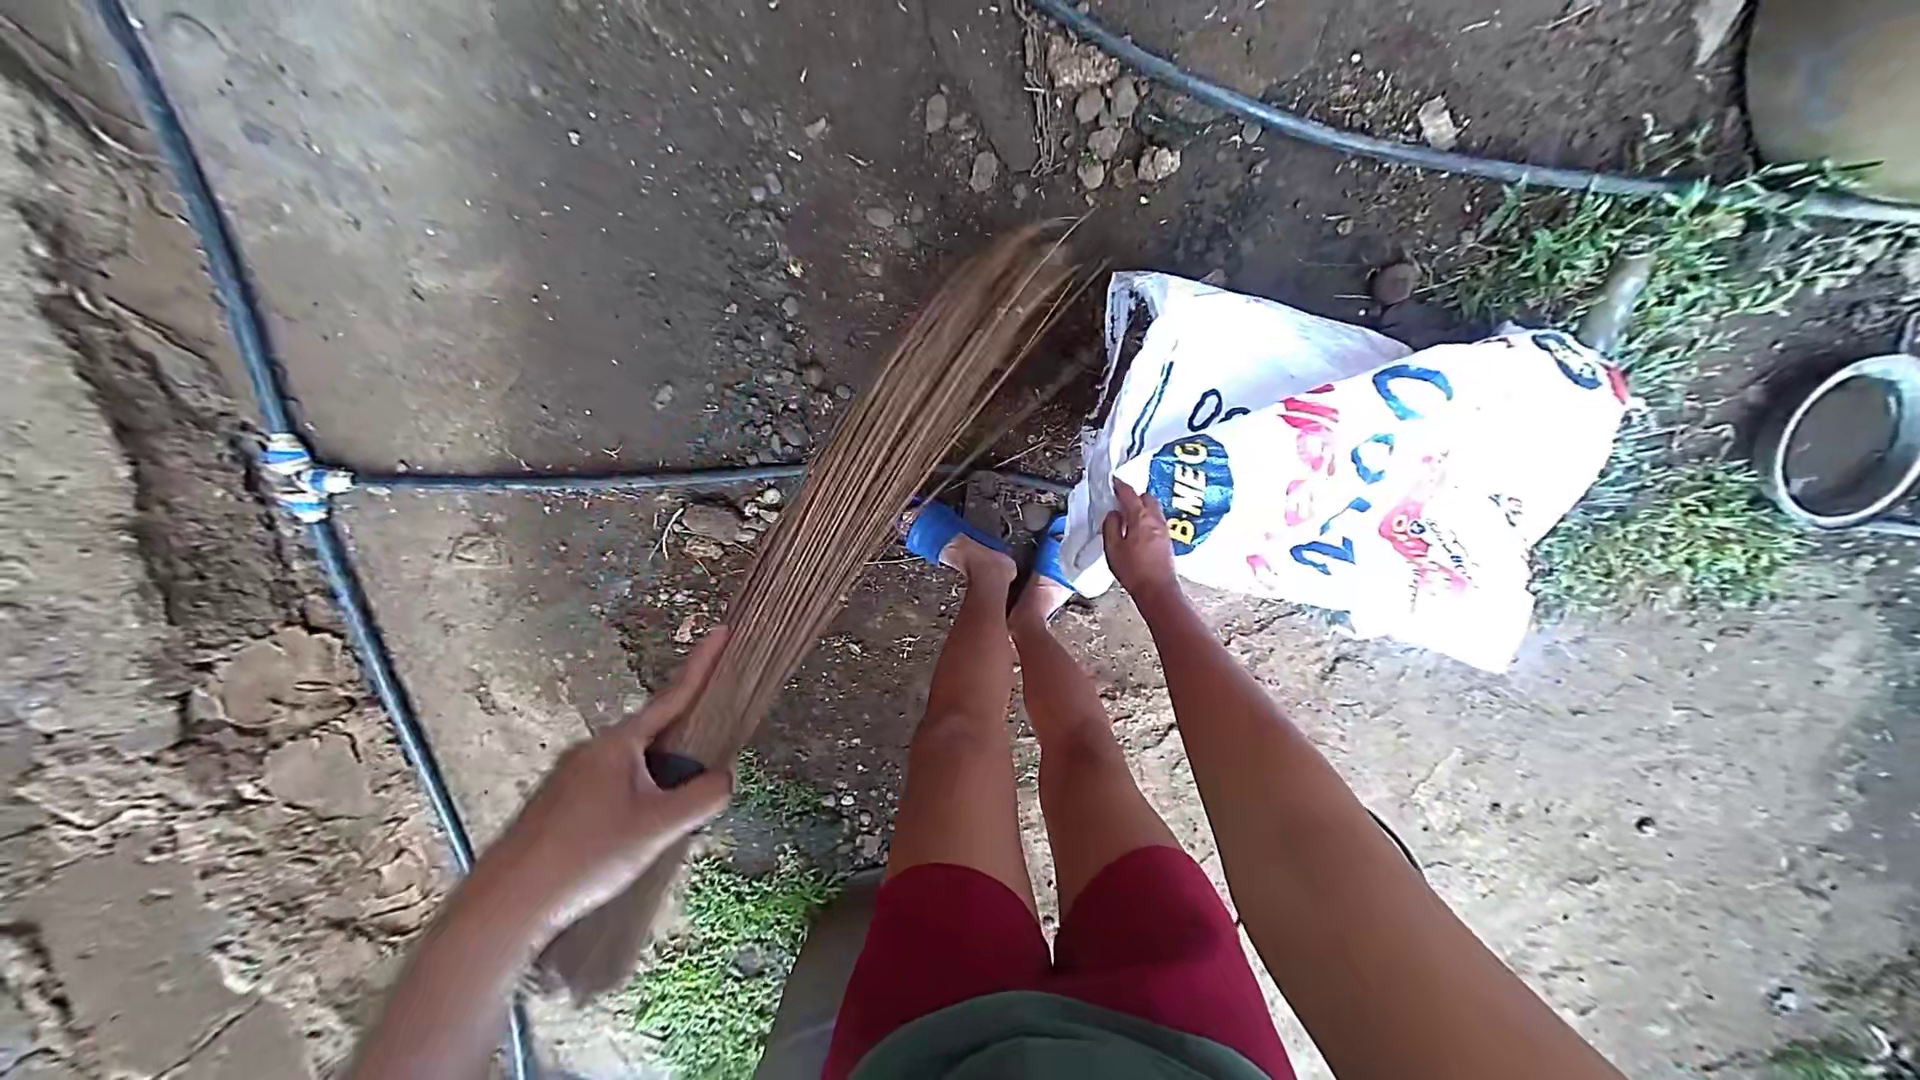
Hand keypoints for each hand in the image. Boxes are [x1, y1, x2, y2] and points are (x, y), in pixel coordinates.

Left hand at [476, 629, 733, 936]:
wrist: (503, 909)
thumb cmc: (583, 858)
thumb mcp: (658, 827)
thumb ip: (703, 796)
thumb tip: (724, 778)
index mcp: (618, 744)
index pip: (673, 695)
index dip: (702, 664)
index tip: (722, 630)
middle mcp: (592, 750)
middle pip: (656, 740)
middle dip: (682, 759)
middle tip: (692, 797)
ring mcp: (570, 776)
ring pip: (634, 769)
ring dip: (656, 790)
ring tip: (654, 835)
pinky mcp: (557, 805)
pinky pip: (612, 788)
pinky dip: (633, 804)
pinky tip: (626, 843)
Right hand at [1103, 478, 1181, 603]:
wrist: (1157, 590)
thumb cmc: (1133, 570)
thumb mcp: (1112, 547)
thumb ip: (1111, 526)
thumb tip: (1113, 514)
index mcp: (1140, 518)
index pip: (1129, 494)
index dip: (1120, 486)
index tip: (1113, 482)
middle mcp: (1155, 520)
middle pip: (1146, 497)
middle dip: (1134, 495)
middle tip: (1120, 500)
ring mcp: (1164, 529)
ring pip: (1153, 508)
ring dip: (1141, 507)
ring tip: (1127, 515)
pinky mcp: (1167, 540)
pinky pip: (1156, 520)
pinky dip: (1146, 518)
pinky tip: (1137, 529)